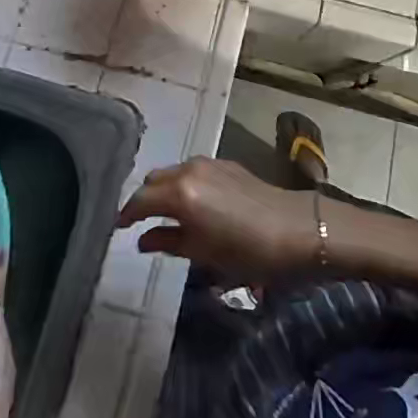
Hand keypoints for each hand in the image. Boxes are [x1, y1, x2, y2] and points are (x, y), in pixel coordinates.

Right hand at [116, 157, 316, 283]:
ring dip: (165, 189)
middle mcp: (190, 170)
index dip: (126, 215)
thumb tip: (144, 239)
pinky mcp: (229, 164)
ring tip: (167, 214)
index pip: (140, 200)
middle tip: (142, 223)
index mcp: (179, 192)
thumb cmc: (247, 251)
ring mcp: (211, 163)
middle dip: (144, 199)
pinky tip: (194, 203)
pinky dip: (185, 183)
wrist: (298, 229)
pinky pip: (194, 170)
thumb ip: (168, 242)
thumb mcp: (203, 253)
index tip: (119, 228)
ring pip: (174, 172)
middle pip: (154, 180)